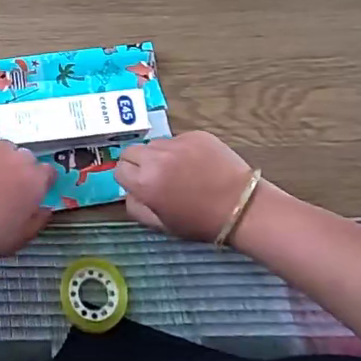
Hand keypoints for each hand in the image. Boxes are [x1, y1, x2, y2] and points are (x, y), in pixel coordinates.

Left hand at [0, 122, 56, 263]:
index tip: (29, 190)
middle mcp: (21, 159)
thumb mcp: (22, 236)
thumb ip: (39, 220)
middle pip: (26, 157)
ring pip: (5, 144)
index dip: (39, 181)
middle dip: (18, 169)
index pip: (48, 172)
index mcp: (37, 181)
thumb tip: (46, 209)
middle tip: (4, 185)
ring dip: (1, 155)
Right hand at [115, 131, 256, 242]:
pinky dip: (181, 150)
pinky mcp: (197, 135)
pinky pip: (177, 139)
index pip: (119, 169)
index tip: (140, 186)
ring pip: (155, 144)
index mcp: (145, 182)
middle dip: (138, 164)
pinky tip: (196, 164)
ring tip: (179, 171)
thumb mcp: (161, 225)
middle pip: (131, 151)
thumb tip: (130, 191)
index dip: (128, 179)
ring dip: (159, 155)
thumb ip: (136, 207)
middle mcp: (157, 157)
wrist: (242, 206)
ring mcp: (178, 142)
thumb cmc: (200, 221)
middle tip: (155, 177)